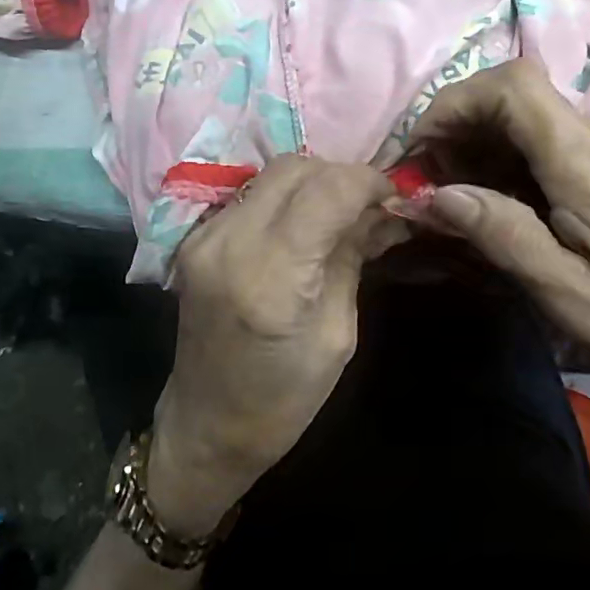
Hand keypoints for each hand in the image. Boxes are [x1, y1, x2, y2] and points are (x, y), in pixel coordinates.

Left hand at [148, 156, 403, 536]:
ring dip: (312, 183)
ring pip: (270, 175)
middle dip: (340, 176)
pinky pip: (250, 196)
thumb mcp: (339, 333)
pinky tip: (303, 225)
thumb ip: (352, 257)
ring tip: (339, 214)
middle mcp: (230, 242)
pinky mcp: (195, 238)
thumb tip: (381, 210)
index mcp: (271, 276)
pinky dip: (284, 198)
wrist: (208, 421)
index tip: (394, 197)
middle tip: (368, 207)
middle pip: (294, 168)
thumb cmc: (284, 397)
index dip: (368, 181)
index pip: (327, 190)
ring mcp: (205, 236)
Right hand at [411, 59, 589, 410]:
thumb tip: (430, 194)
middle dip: (454, 131)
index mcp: (588, 164)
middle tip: (429, 190)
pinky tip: (501, 209)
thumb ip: (501, 235)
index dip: (452, 103)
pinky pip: (545, 142)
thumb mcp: (572, 296)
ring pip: (524, 118)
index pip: (511, 85)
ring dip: (476, 148)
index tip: (420, 153)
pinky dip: (504, 161)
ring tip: (458, 206)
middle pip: (510, 96)